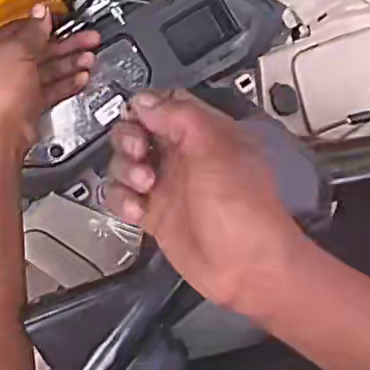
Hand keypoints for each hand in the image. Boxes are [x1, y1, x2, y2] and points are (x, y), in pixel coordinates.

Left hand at [0, 4, 100, 148]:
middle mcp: (9, 65)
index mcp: (0, 46)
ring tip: (91, 58)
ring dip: (72, 63)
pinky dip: (69, 83)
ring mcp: (21, 86)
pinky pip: (55, 89)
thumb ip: (34, 30)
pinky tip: (82, 77)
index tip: (67, 19)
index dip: (48, 23)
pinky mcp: (32, 105)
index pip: (27, 28)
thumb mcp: (19, 50)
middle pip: (43, 49)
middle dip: (68, 44)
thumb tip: (41, 12)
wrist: (0, 131)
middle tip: (89, 39)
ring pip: (52, 69)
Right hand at [102, 89, 308, 311]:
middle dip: (129, 138)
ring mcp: (170, 185)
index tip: (135, 116)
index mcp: (205, 132)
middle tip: (138, 150)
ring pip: (126, 164)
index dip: (145, 106)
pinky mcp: (157, 214)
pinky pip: (124, 198)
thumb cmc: (246, 212)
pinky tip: (137, 209)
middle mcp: (185, 156)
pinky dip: (122, 201)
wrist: (247, 268)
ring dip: (125, 171)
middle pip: (138, 131)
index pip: (167, 103)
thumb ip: (178, 116)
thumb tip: (146, 101)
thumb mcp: (214, 149)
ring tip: (144, 183)